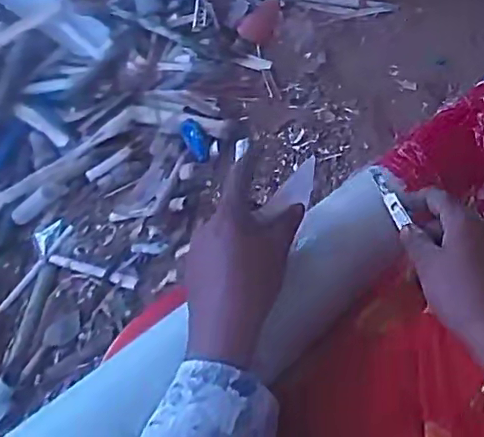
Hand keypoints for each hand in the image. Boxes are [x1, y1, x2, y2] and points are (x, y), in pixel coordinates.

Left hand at [183, 142, 304, 368]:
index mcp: (228, 215)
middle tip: (267, 224)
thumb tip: (293, 206)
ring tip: (254, 253)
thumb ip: (286, 221)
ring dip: (237, 233)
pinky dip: (226, 252)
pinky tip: (238, 274)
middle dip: (249, 210)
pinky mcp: (190, 273)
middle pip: (231, 208)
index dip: (248, 162)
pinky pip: (212, 251)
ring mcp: (194, 250)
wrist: (222, 335)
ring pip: (220, 231)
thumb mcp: (278, 249)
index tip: (254, 148)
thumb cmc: (254, 283)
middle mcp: (206, 226)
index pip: (239, 178)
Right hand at [399, 189, 483, 368]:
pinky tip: (440, 284)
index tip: (398, 208)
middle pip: (447, 217)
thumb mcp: (427, 265)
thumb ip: (414, 240)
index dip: (415, 199)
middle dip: (424, 231)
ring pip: (456, 237)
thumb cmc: (458, 293)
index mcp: (463, 218)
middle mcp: (480, 224)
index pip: (436, 196)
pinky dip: (451, 260)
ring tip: (419, 275)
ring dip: (436, 249)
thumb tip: (408, 226)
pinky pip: (467, 252)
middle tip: (406, 250)